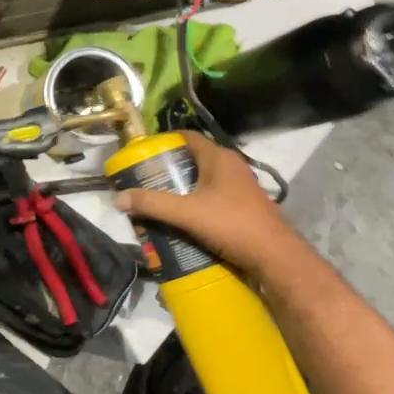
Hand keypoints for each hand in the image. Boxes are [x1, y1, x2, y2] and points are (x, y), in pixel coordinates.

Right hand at [113, 132, 303, 273]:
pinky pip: (215, 196)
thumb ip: (152, 204)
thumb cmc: (232, 225)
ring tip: (160, 199)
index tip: (143, 152)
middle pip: (194, 159)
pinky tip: (184, 217)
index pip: (188, 137)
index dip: (164, 141)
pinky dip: (198, 201)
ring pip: (205, 179)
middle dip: (170, 168)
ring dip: (184, 187)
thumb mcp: (186, 214)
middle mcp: (232, 166)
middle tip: (145, 179)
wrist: (275, 256)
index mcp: (219, 158)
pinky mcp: (245, 205)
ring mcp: (241, 186)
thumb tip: (118, 198)